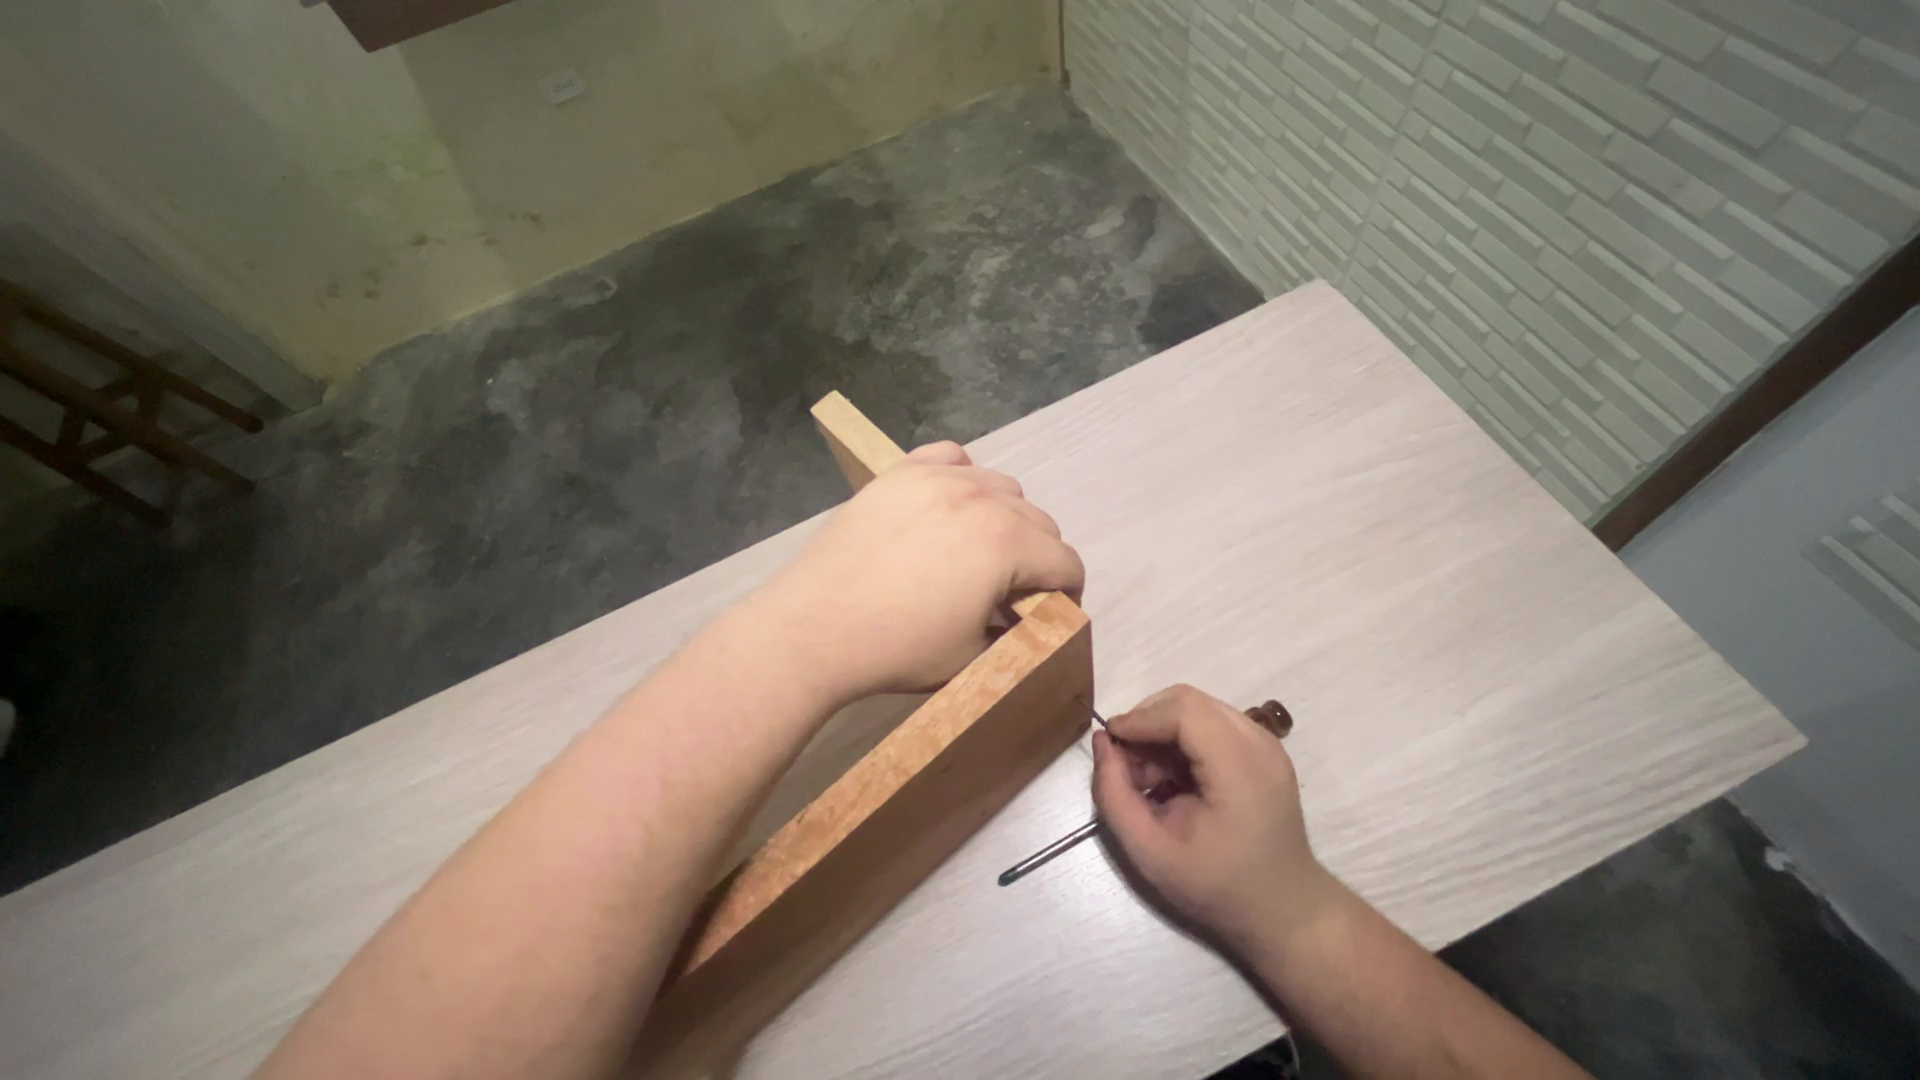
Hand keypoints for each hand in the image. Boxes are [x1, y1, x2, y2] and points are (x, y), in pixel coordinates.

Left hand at [755, 442, 1083, 703]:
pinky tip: (947, 507)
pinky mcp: (900, 473)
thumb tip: (1026, 619)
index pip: (1066, 561)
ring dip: (1005, 519)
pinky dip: (961, 478)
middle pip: (1040, 522)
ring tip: (978, 550)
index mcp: (1007, 544)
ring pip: (1000, 487)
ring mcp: (937, 479)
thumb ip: (1015, 631)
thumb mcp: (973, 655)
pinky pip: (950, 458)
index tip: (1051, 611)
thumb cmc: (898, 649)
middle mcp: (981, 499)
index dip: (1068, 592)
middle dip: (1038, 558)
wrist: (815, 627)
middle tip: (1011, 590)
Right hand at [1092, 685, 1334, 953]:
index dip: (1139, 719)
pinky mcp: (1264, 750)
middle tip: (1126, 764)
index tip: (1110, 745)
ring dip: (1162, 731)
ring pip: (1198, 708)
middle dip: (1147, 722)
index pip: (1183, 711)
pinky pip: (1212, 723)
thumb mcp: (1150, 852)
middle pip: (1188, 700)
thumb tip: (1102, 741)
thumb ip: (1114, 795)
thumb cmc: (1217, 887)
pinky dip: (1182, 739)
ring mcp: (1267, 744)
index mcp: (1240, 769)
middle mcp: (1259, 744)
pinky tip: (1173, 777)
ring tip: (1148, 777)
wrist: (1284, 910)